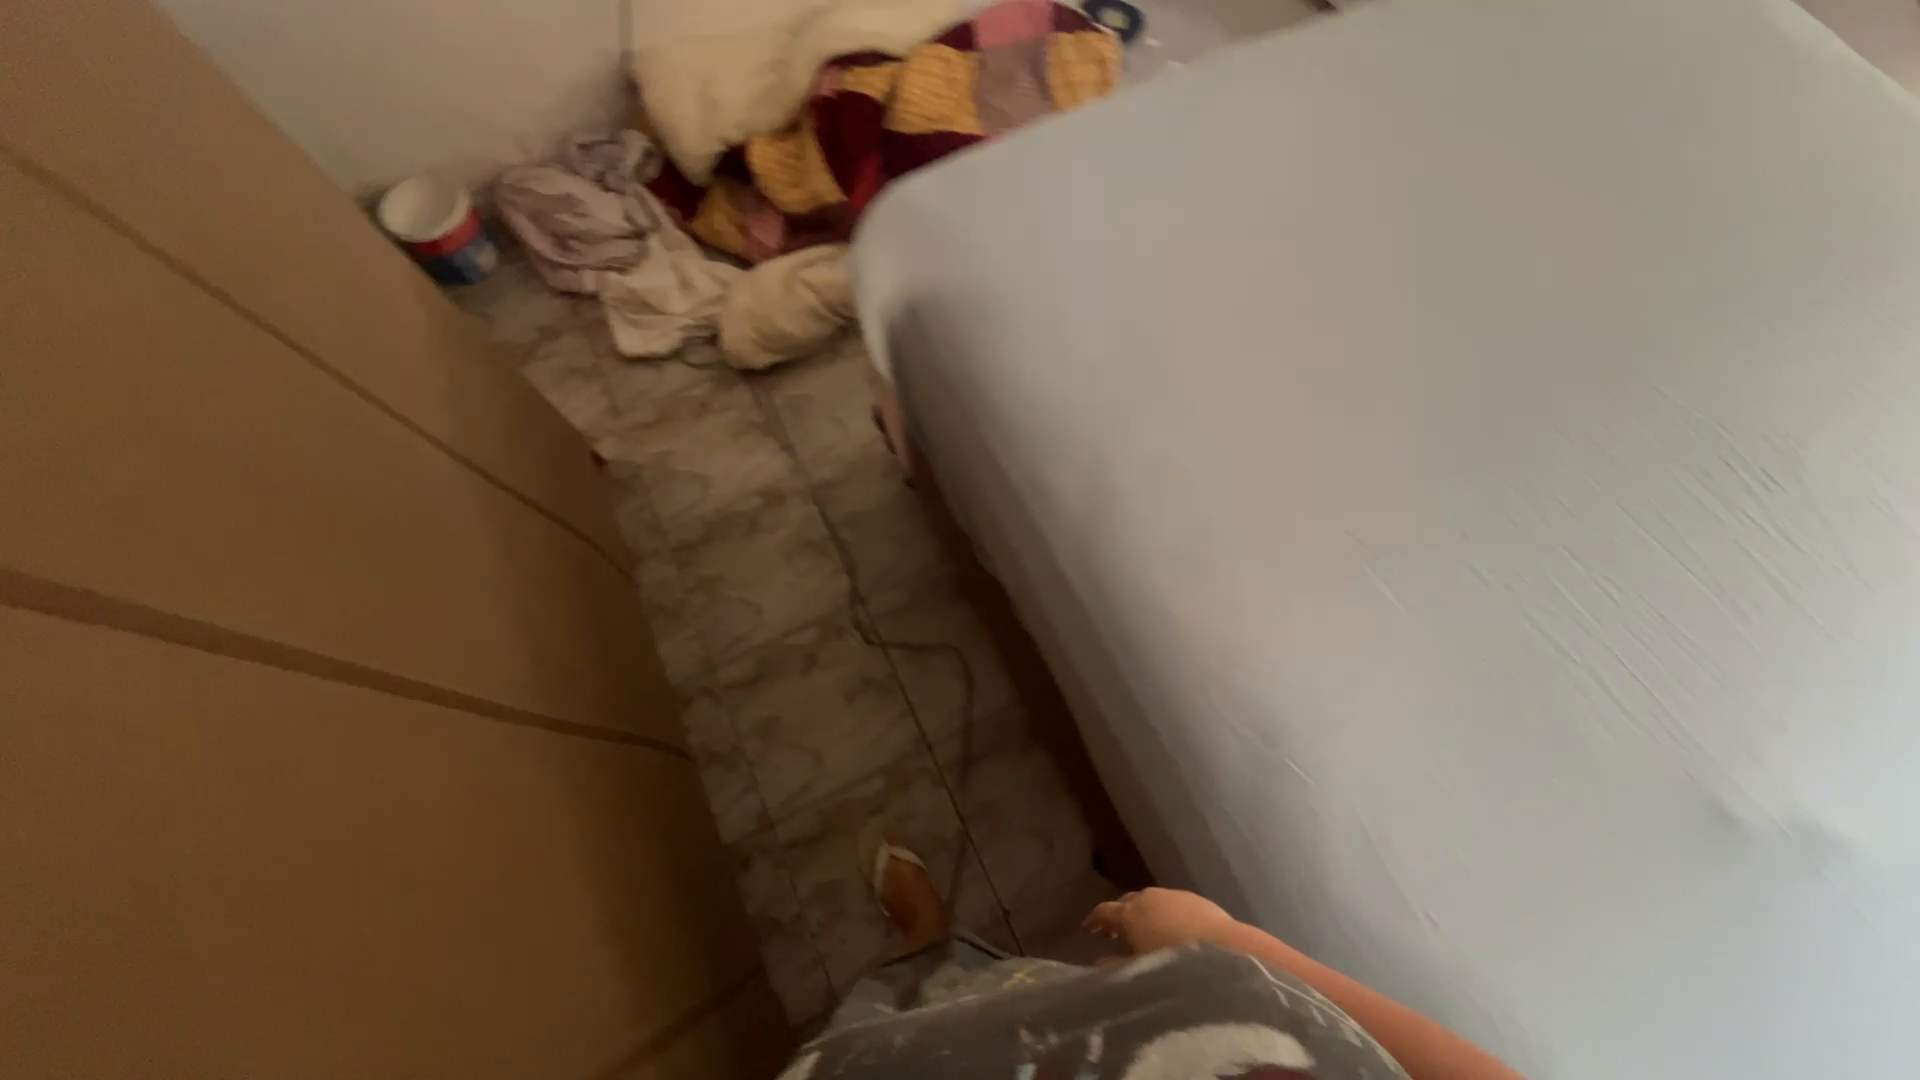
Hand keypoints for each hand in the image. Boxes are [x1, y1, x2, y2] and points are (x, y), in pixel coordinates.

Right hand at [1083, 887, 1238, 954]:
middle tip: (1113, 933)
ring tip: (1144, 932)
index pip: (1104, 911)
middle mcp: (1148, 897)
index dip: (1094, 920)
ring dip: (1143, 914)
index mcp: (1130, 914)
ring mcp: (1172, 895)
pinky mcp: (1195, 899)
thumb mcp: (1142, 970)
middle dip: (1118, 915)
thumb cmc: (1175, 964)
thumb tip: (1098, 963)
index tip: (1087, 929)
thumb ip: (1117, 966)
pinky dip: (1164, 914)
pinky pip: (1171, 904)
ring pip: (1150, 901)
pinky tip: (1173, 931)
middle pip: (1126, 902)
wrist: (1225, 950)